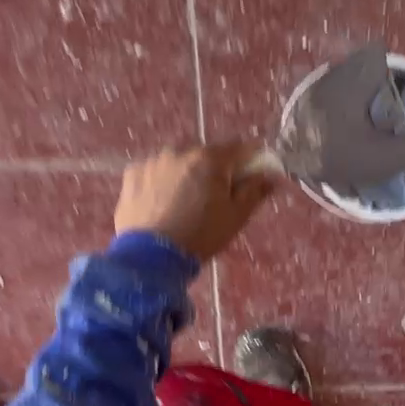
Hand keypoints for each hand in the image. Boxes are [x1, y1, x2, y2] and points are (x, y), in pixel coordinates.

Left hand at [113, 142, 276, 261]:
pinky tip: (163, 204)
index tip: (254, 175)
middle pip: (208, 154)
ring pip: (180, 162)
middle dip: (216, 170)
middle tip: (216, 197)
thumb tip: (272, 175)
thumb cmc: (201, 236)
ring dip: (188, 174)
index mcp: (210, 159)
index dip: (251, 160)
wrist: (150, 257)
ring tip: (186, 203)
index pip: (240, 148)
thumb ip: (256, 190)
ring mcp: (153, 161)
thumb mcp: (236, 216)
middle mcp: (180, 151)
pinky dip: (163, 182)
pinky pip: (156, 172)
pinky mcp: (132, 174)